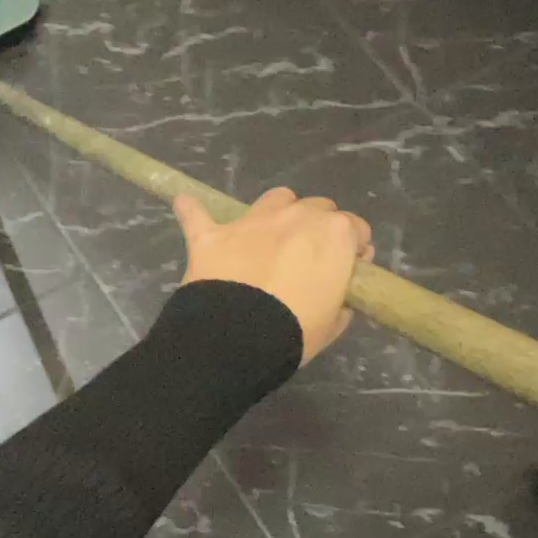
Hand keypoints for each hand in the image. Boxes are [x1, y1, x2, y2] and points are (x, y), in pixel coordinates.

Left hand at [173, 187, 373, 363]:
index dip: (349, 247)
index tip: (343, 265)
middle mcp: (296, 216)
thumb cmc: (294, 330)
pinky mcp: (211, 237)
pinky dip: (191, 210)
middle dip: (313, 228)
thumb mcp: (333, 320)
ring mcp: (251, 223)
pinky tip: (184, 202)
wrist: (237, 337)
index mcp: (335, 233)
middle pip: (314, 209)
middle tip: (303, 257)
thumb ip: (339, 297)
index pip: (353, 228)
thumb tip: (335, 291)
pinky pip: (196, 215)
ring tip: (267, 234)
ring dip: (275, 211)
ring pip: (273, 200)